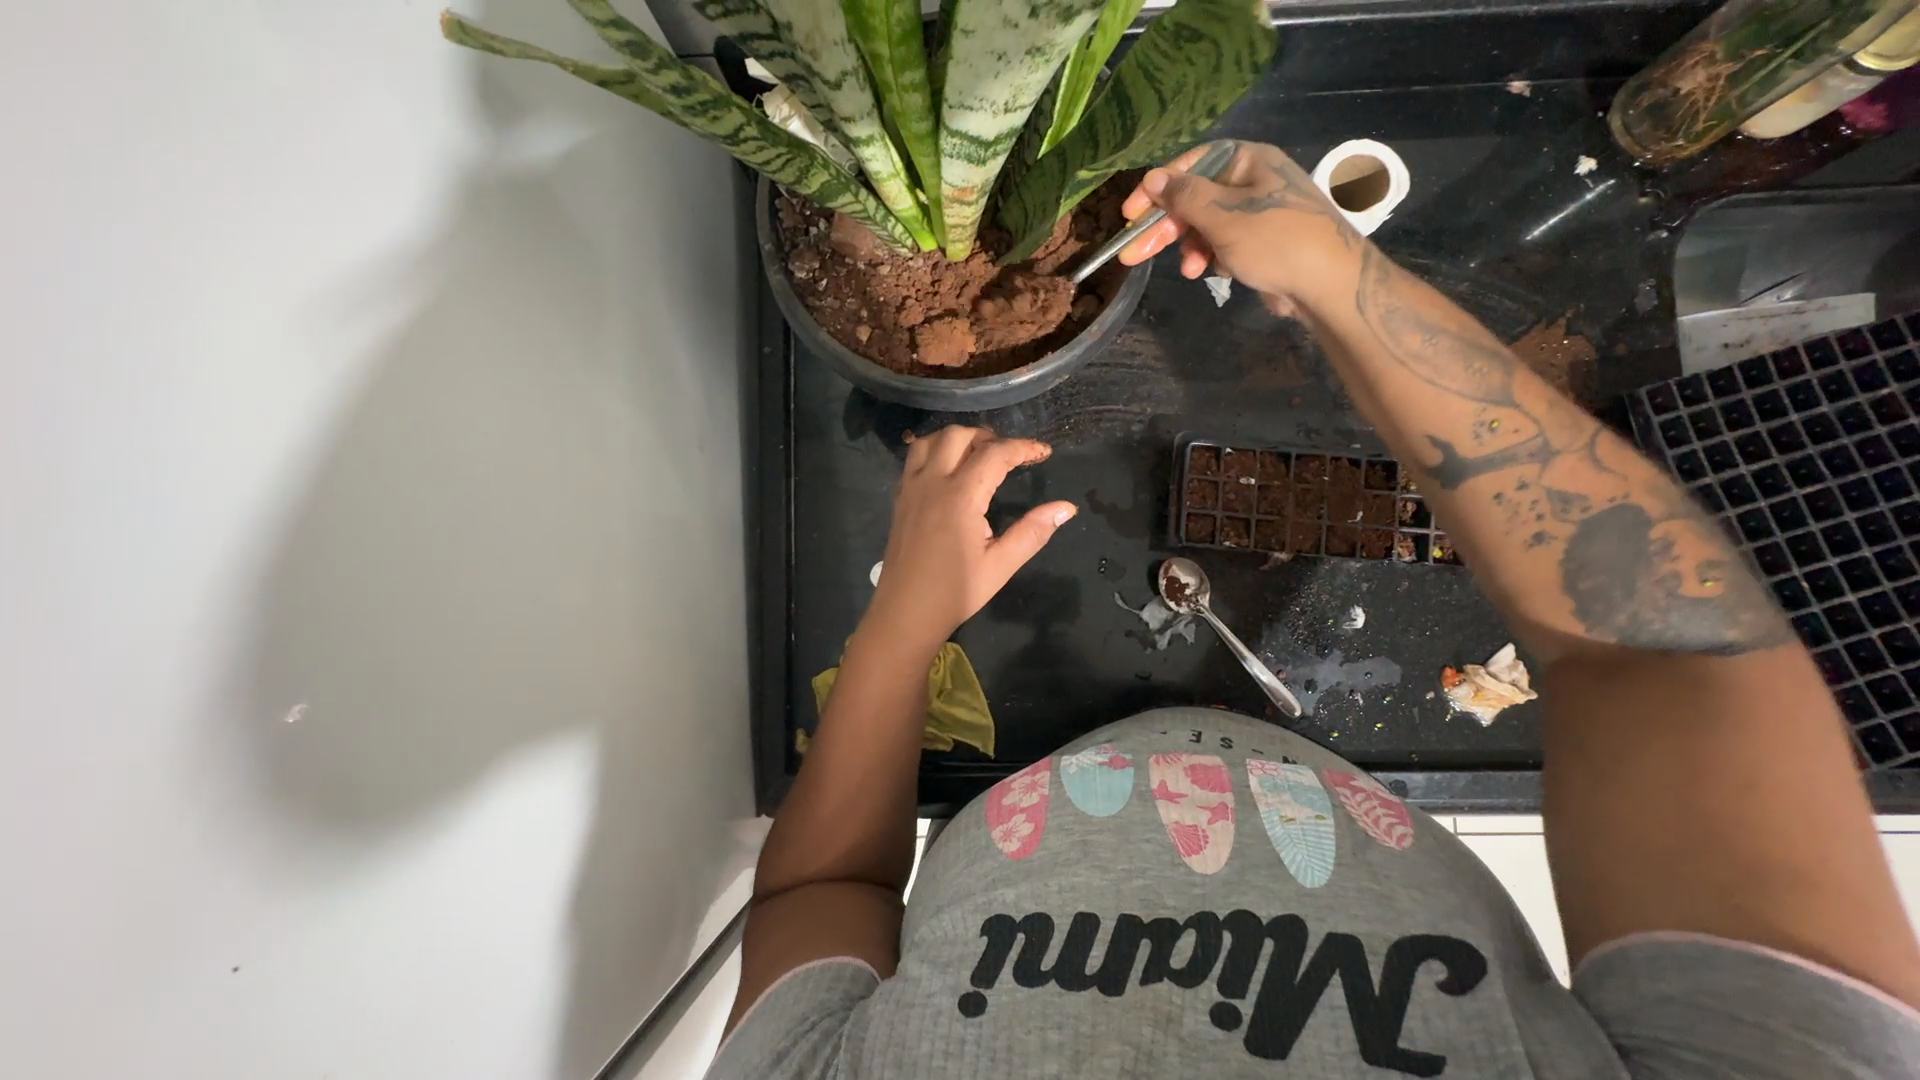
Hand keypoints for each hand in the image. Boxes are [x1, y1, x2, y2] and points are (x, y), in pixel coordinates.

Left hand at [863, 426, 1076, 651]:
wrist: (905, 613)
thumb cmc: (955, 592)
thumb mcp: (1001, 565)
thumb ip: (1033, 532)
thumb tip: (1066, 508)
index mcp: (960, 497)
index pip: (996, 454)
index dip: (1023, 448)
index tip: (1044, 452)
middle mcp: (932, 483)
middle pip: (959, 435)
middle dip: (989, 437)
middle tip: (1011, 456)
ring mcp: (911, 489)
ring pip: (930, 441)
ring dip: (957, 439)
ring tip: (979, 457)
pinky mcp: (899, 499)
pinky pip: (914, 459)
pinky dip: (934, 453)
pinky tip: (949, 473)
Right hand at [1116, 141, 1365, 314]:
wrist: (1328, 284)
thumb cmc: (1276, 241)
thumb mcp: (1224, 216)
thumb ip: (1185, 196)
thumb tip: (1153, 177)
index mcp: (1249, 161)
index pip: (1192, 163)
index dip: (1158, 188)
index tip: (1130, 213)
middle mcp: (1254, 181)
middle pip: (1196, 198)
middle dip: (1166, 228)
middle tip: (1133, 253)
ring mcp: (1259, 213)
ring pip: (1207, 226)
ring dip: (1191, 248)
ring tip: (1190, 270)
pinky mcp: (1262, 243)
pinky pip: (1223, 245)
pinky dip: (1212, 258)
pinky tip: (1211, 273)